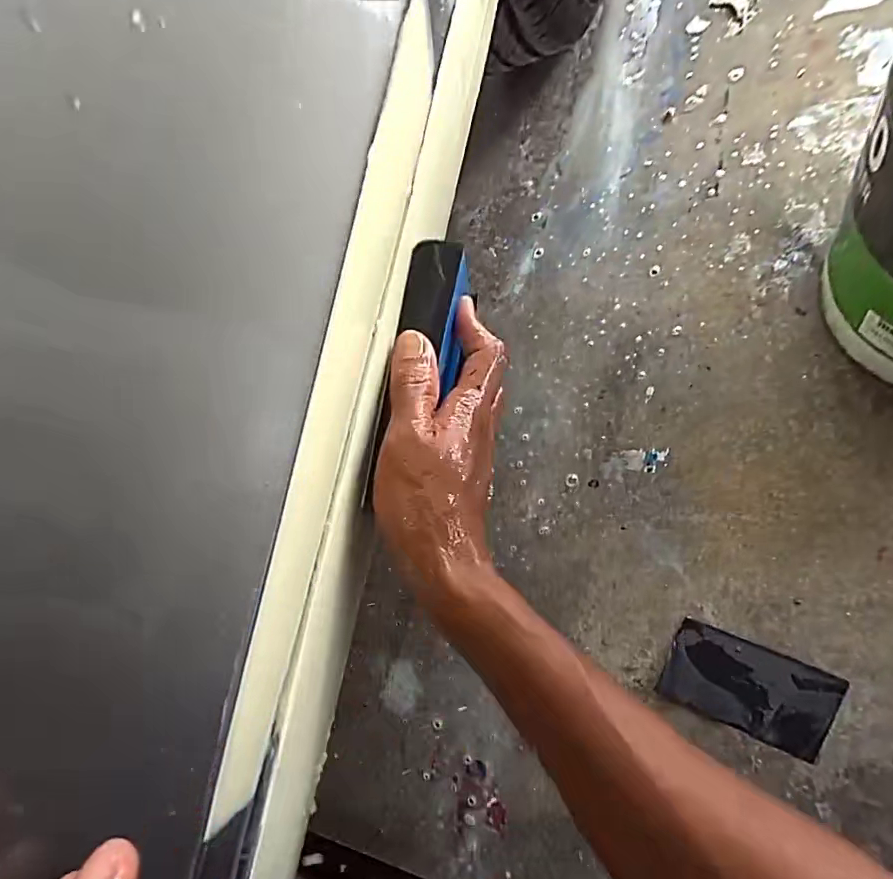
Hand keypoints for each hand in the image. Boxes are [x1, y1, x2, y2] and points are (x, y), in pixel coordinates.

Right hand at [373, 295, 506, 606]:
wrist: (442, 559)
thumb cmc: (424, 507)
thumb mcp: (406, 436)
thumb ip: (412, 387)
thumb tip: (416, 344)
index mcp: (469, 411)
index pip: (486, 352)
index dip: (473, 323)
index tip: (459, 305)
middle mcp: (479, 428)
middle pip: (486, 373)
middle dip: (467, 344)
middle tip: (442, 331)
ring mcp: (473, 451)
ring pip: (474, 399)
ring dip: (457, 374)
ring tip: (428, 367)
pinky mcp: (462, 471)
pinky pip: (460, 424)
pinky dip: (446, 406)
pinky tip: (422, 419)